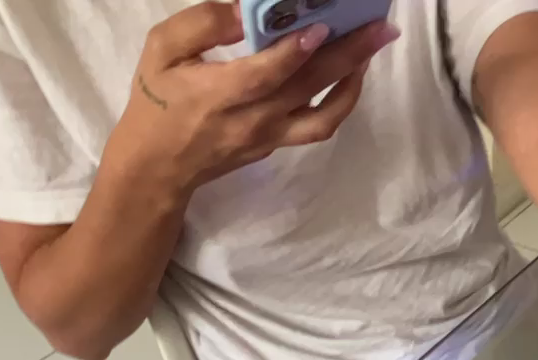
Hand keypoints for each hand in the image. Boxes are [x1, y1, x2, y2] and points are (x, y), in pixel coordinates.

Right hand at [107, 3, 398, 196]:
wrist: (162, 166)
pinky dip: (340, 103)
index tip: (321, 26)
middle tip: (380, 29)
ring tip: (371, 53)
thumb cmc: (157, 101)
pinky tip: (350, 76)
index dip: (295, 52)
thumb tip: (245, 10)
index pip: (266, 74)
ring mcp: (271, 136)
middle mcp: (254, 120)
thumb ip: (202, 24)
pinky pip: (318, 126)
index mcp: (220, 94)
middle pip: (308, 88)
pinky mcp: (279, 144)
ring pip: (324, 117)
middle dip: (348, 56)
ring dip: (352, 85)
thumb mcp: (162, 50)